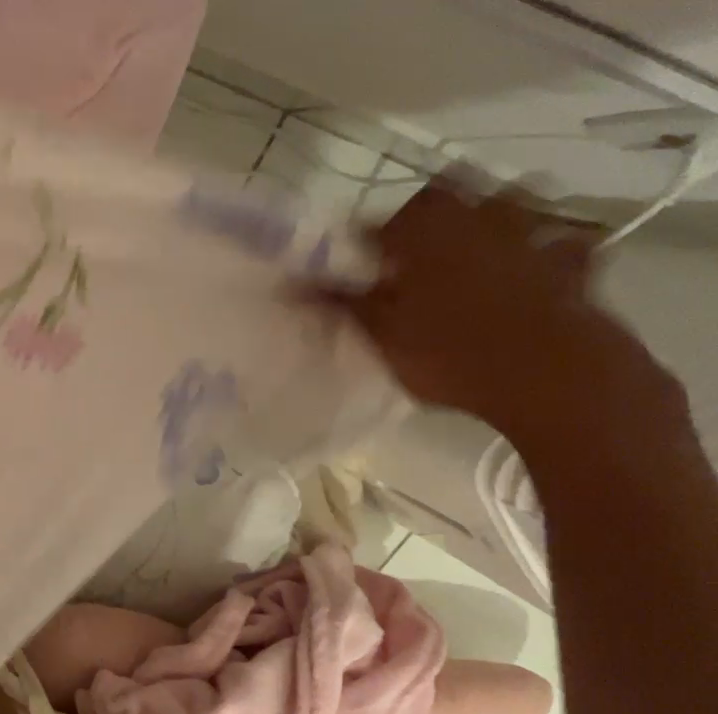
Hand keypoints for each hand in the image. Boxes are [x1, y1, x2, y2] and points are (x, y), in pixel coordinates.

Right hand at [320, 175, 680, 450]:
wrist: (547, 373)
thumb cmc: (449, 353)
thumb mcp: (381, 334)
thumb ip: (342, 303)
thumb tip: (290, 283)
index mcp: (424, 238)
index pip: (381, 221)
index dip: (362, 238)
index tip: (350, 260)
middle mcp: (476, 224)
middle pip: (448, 195)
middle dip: (425, 213)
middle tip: (406, 247)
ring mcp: (529, 239)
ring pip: (509, 204)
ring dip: (489, 216)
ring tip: (467, 245)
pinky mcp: (569, 265)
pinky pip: (559, 243)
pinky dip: (546, 248)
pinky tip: (534, 264)